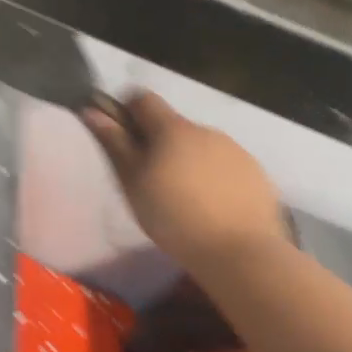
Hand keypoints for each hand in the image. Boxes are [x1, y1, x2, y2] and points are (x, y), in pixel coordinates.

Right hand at [83, 89, 290, 267]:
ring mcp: (238, 152)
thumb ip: (114, 142)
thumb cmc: (172, 213)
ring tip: (181, 191)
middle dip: (158, 140)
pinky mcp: (259, 175)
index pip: (144, 99)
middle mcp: (208, 131)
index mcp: (173, 129)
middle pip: (173, 124)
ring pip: (201, 145)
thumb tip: (92, 111)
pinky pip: (225, 163)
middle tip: (148, 173)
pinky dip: (212, 173)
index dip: (126, 111)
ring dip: (186, 157)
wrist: (240, 252)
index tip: (119, 135)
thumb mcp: (131, 179)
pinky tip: (210, 201)